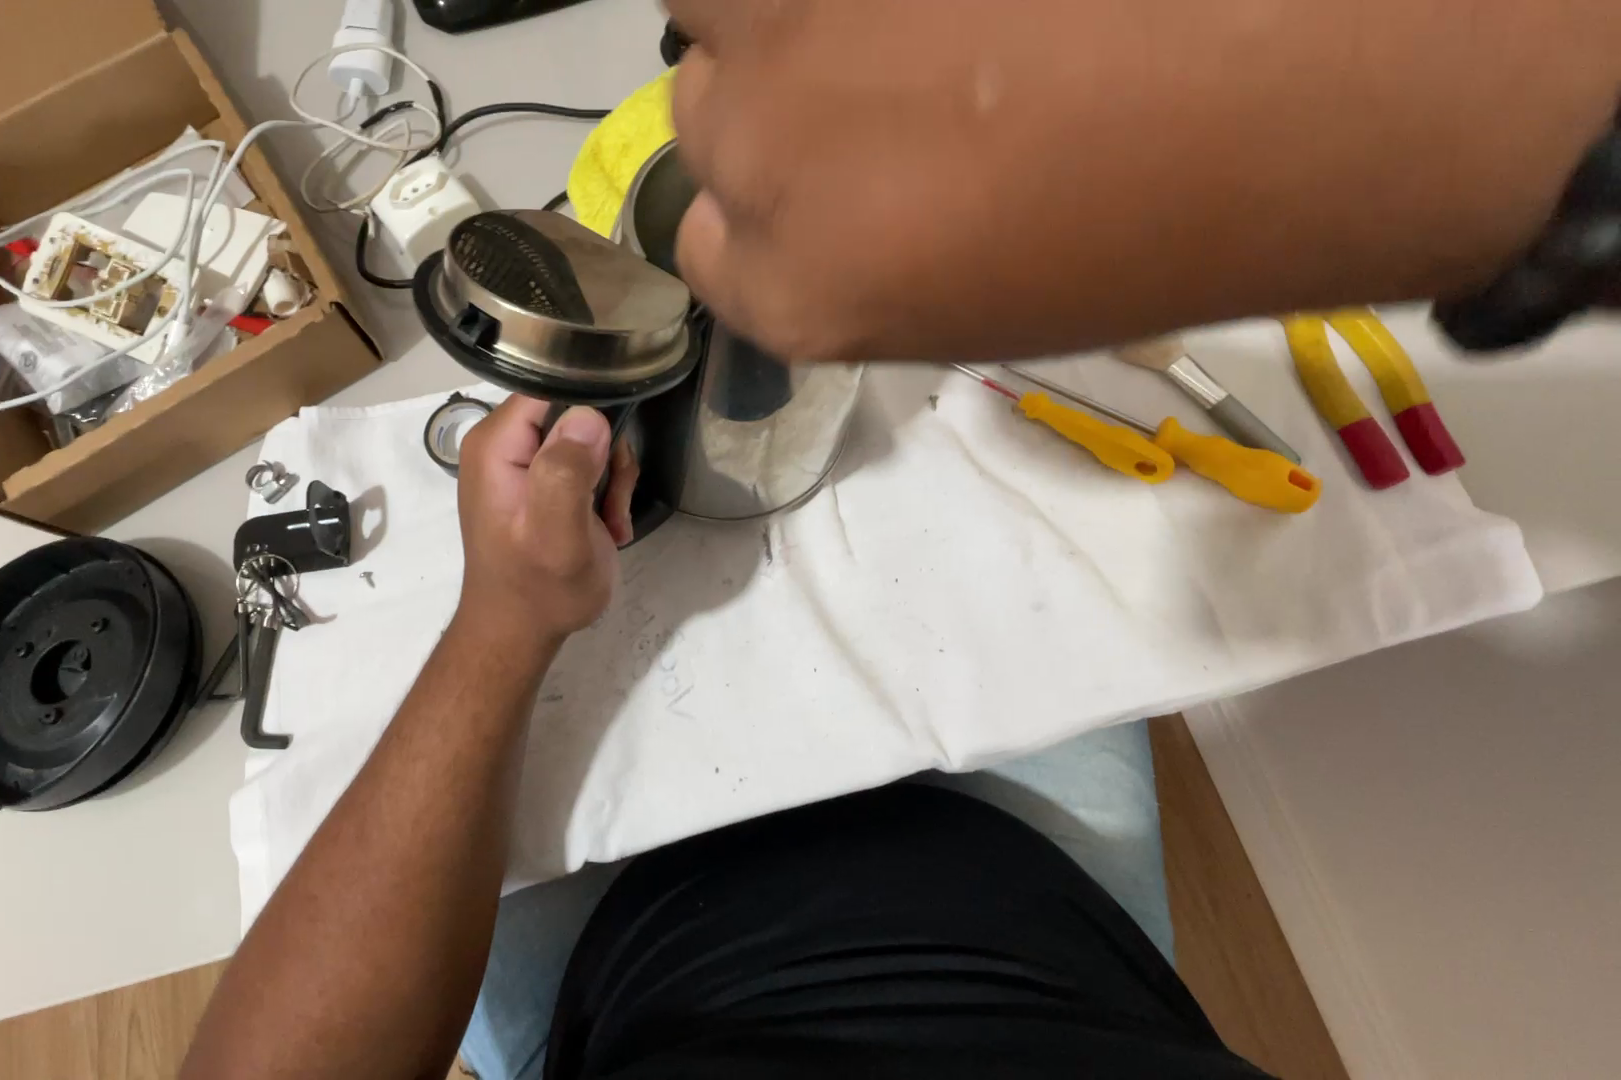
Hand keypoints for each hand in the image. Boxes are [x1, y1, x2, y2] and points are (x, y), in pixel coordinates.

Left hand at [455, 397, 639, 644]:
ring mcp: (522, 466)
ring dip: (611, 480)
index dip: (591, 409)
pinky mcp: (541, 484)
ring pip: (589, 440)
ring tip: (608, 521)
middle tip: (609, 501)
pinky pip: (586, 465)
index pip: (551, 387)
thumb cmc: (539, 591)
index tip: (608, 455)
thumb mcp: (556, 537)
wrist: (520, 632)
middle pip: (575, 413)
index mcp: (496, 445)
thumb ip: (566, 474)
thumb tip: (589, 418)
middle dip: (606, 455)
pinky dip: (606, 495)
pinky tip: (605, 528)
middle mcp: (504, 445)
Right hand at [667, 0, 1620, 363]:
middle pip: (703, 126)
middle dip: (775, 121)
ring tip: (885, 29)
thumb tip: (811, 200)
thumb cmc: (1144, 235)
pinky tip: (918, 19)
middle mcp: (753, 166)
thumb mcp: (957, 311)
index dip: (767, 216)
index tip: (828, 192)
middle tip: (880, 92)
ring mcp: (788, 22)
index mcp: (790, 295)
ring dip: (776, 20)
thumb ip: (842, 265)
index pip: (705, 249)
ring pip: (711, 11)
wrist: (1317, 72)